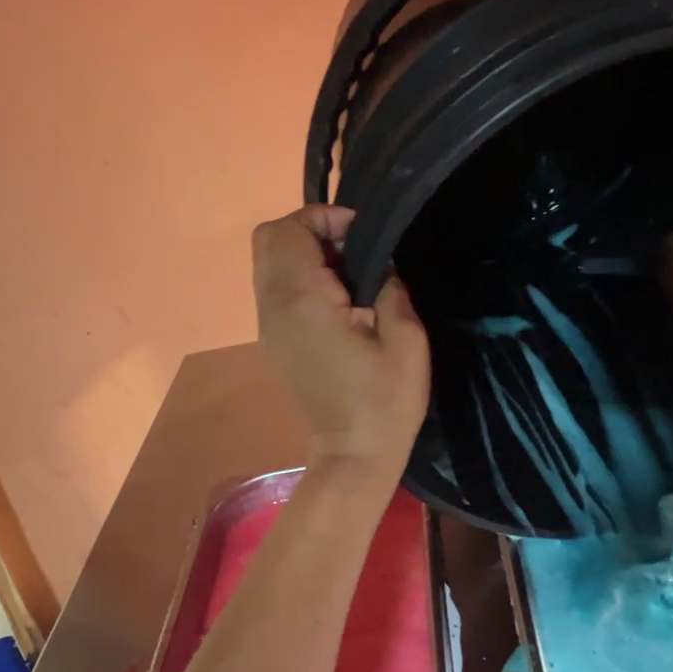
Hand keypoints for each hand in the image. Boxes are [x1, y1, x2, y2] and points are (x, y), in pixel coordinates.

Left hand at [252, 205, 430, 474]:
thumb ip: (391, 287)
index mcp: (303, 301)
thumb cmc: (385, 400)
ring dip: (303, 253)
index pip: (289, 230)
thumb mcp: (406, 339)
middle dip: (308, 229)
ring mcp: (267, 326)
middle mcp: (273, 307)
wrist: (354, 454)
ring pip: (267, 262)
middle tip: (351, 248)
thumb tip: (379, 264)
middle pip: (268, 239)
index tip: (361, 234)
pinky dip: (298, 277)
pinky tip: (335, 299)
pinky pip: (274, 288)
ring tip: (347, 274)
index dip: (323, 218)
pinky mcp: (273, 341)